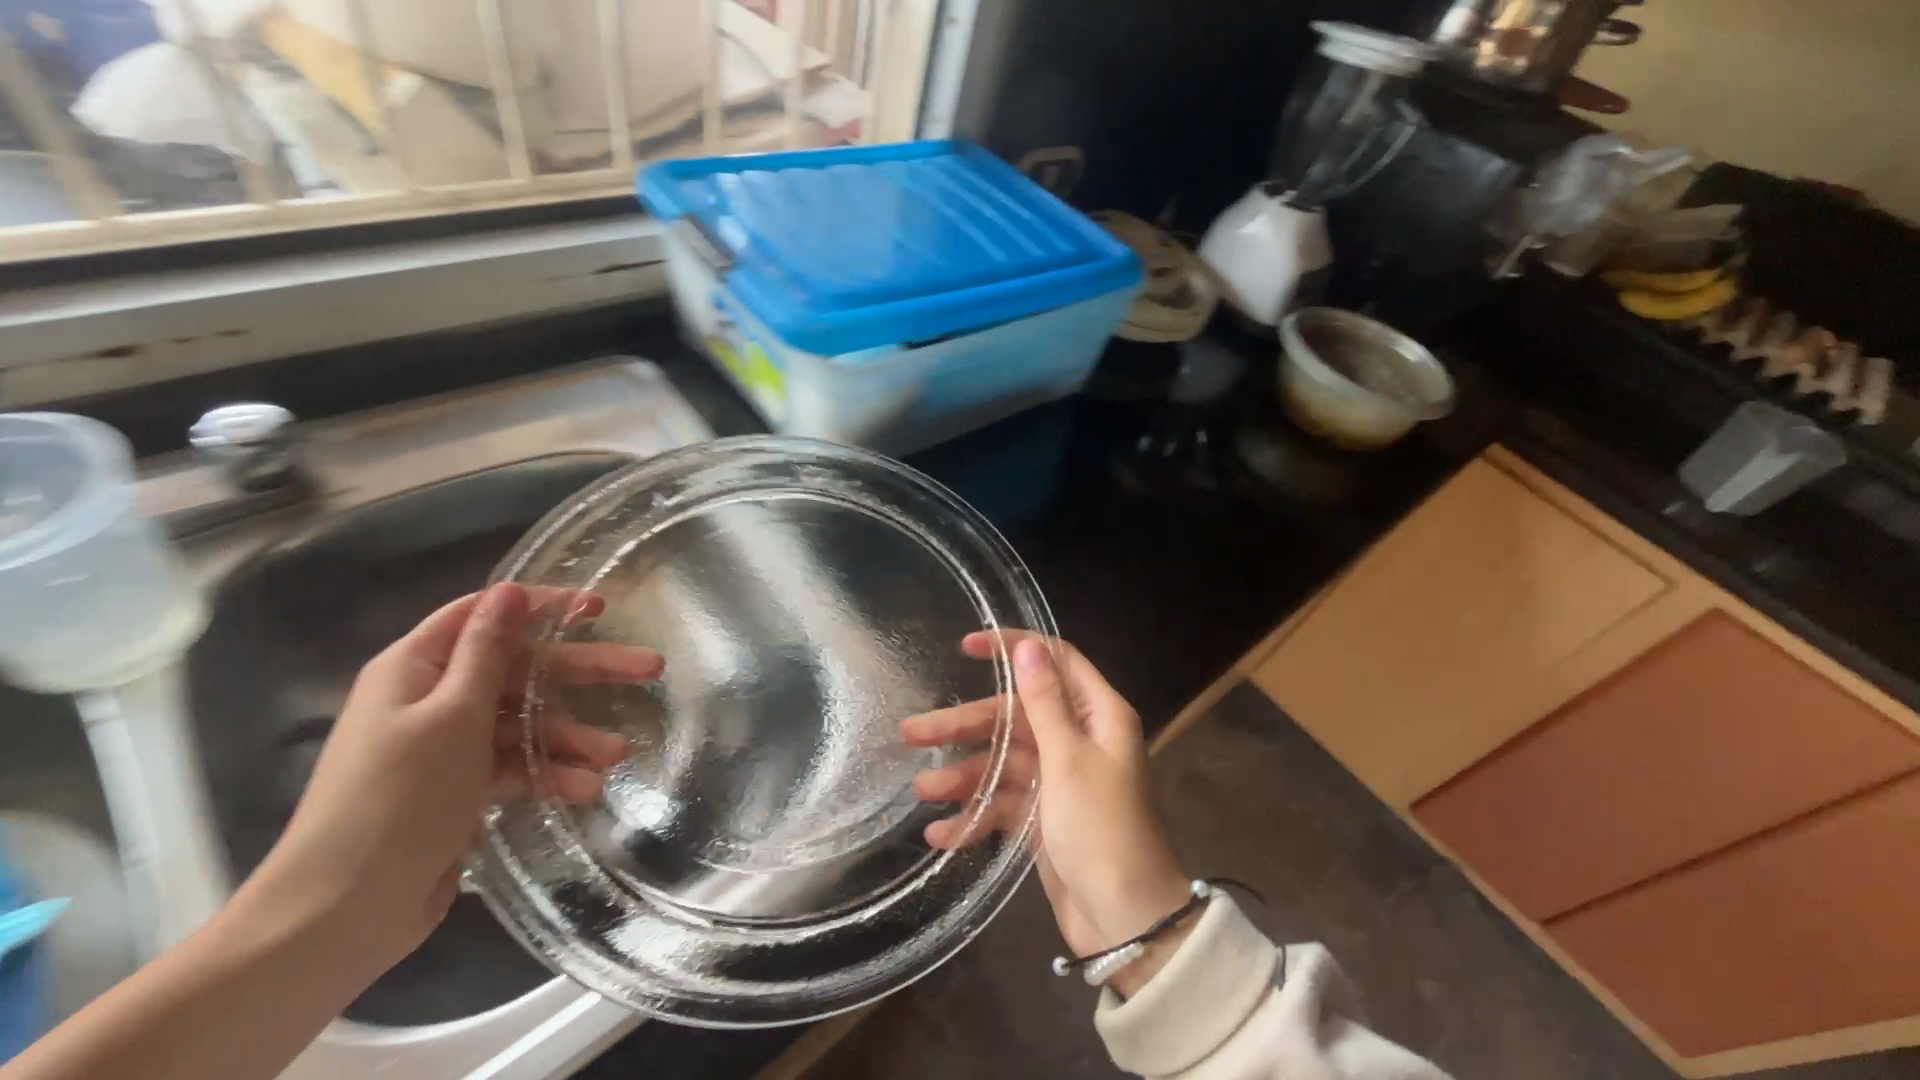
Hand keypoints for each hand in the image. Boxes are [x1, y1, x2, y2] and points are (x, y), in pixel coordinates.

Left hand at [237, 584, 660, 980]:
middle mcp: (431, 698)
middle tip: (651, 669)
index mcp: (416, 668)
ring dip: (570, 735)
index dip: (542, 605)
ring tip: (616, 756)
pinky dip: (548, 773)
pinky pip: (515, 765)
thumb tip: (507, 590)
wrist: (344, 909)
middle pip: (520, 669)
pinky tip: (584, 789)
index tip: (600, 609)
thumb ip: (487, 652)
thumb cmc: (398, 797)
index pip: (484, 615)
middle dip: (583, 672)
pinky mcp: (460, 789)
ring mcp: (446, 746)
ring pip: (524, 722)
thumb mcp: (452, 716)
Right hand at [903, 633, 1191, 994]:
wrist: (1127, 920)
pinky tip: (942, 834)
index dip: (1012, 648)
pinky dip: (976, 816)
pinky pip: (1004, 804)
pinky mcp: (1044, 817)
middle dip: (965, 727)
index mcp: (1097, 715)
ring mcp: (1060, 780)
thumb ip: (1044, 703)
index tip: (965, 646)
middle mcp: (1079, 739)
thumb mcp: (1070, 760)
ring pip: (1003, 762)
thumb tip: (1027, 648)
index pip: (1054, 662)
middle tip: (912, 732)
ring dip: (964, 776)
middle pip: (1014, 717)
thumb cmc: (1103, 829)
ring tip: (922, 791)